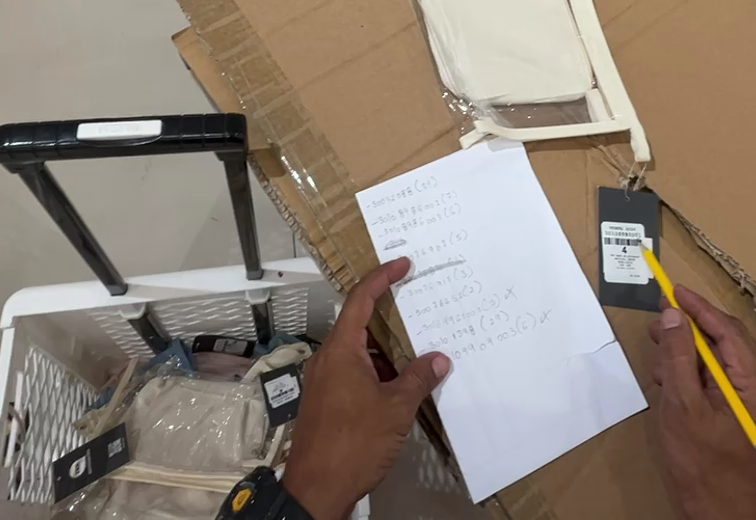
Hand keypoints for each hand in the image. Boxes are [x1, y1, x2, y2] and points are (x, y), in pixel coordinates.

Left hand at [283, 257, 451, 519]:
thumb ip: (418, 379)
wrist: (316, 492)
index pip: (360, 299)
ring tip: (416, 349)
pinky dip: (376, 370)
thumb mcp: (394, 409)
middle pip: (359, 323)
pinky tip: (398, 383)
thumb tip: (440, 359)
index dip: (382, 277)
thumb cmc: (353, 443)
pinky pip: (353, 371)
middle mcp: (328, 357)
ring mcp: (324, 380)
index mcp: (341, 349)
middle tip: (416, 304)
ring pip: (358, 351)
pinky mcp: (326, 401)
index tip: (403, 263)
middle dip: (389, 316)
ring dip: (385, 350)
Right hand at [647, 284, 755, 519]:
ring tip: (658, 350)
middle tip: (658, 319)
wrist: (718, 518)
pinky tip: (668, 378)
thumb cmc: (702, 464)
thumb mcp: (683, 405)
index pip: (728, 331)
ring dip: (688, 352)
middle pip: (726, 342)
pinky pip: (718, 381)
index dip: (698, 308)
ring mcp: (755, 404)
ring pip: (719, 360)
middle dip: (690, 328)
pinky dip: (693, 373)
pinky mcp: (742, 415)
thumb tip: (674, 314)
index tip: (672, 290)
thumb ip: (679, 356)